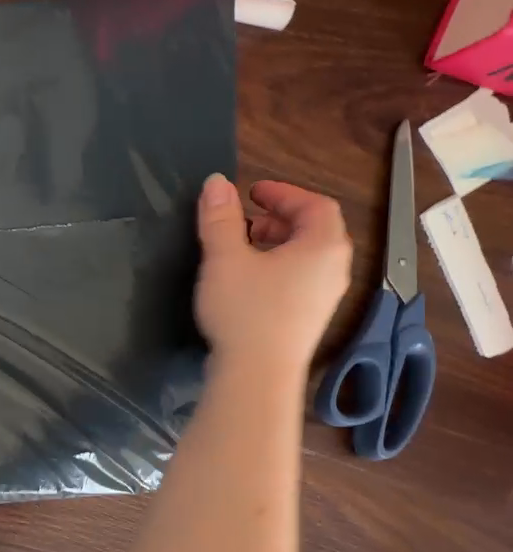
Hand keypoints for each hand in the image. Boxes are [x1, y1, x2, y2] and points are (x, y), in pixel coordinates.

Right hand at [193, 175, 352, 375]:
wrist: (258, 369)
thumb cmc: (244, 309)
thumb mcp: (224, 260)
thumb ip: (219, 220)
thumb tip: (216, 182)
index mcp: (322, 243)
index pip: (313, 203)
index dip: (282, 194)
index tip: (250, 193)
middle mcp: (334, 264)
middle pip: (312, 229)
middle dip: (276, 219)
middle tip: (241, 222)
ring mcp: (326, 292)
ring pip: (305, 255)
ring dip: (275, 245)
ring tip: (239, 252)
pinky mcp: (310, 315)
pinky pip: (299, 278)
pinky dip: (276, 268)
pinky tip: (247, 282)